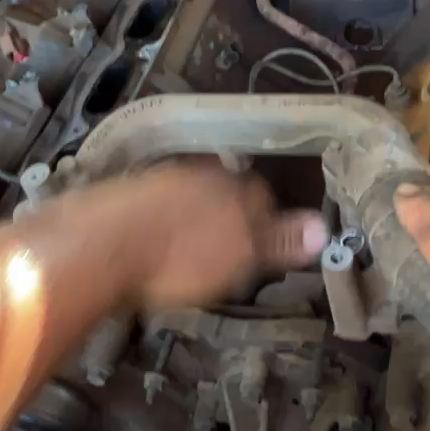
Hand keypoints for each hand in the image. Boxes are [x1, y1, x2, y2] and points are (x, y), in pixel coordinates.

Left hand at [82, 159, 328, 308]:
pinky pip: (158, 206)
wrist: (105, 242)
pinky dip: (161, 224)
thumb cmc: (183, 254)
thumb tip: (324, 228)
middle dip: (228, 220)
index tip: (258, 254)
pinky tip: (152, 248)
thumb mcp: (242, 255)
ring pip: (192, 198)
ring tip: (185, 257)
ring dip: (193, 221)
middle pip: (228, 195)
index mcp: (238, 186)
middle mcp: (205, 173)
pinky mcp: (131, 192)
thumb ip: (281, 241)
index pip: (266, 199)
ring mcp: (166, 178)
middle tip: (223, 258)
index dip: (264, 227)